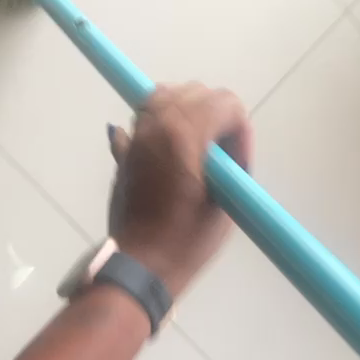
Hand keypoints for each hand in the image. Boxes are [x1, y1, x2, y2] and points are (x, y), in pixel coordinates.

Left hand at [107, 83, 251, 297]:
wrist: (138, 267)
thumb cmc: (185, 242)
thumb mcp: (223, 204)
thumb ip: (231, 164)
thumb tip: (231, 145)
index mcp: (185, 135)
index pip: (224, 101)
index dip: (238, 127)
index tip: (237, 159)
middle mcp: (156, 127)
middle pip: (193, 92)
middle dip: (213, 114)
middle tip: (219, 153)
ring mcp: (134, 140)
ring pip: (161, 98)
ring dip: (183, 113)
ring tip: (194, 147)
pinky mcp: (122, 157)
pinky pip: (136, 124)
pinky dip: (152, 128)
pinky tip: (163, 148)